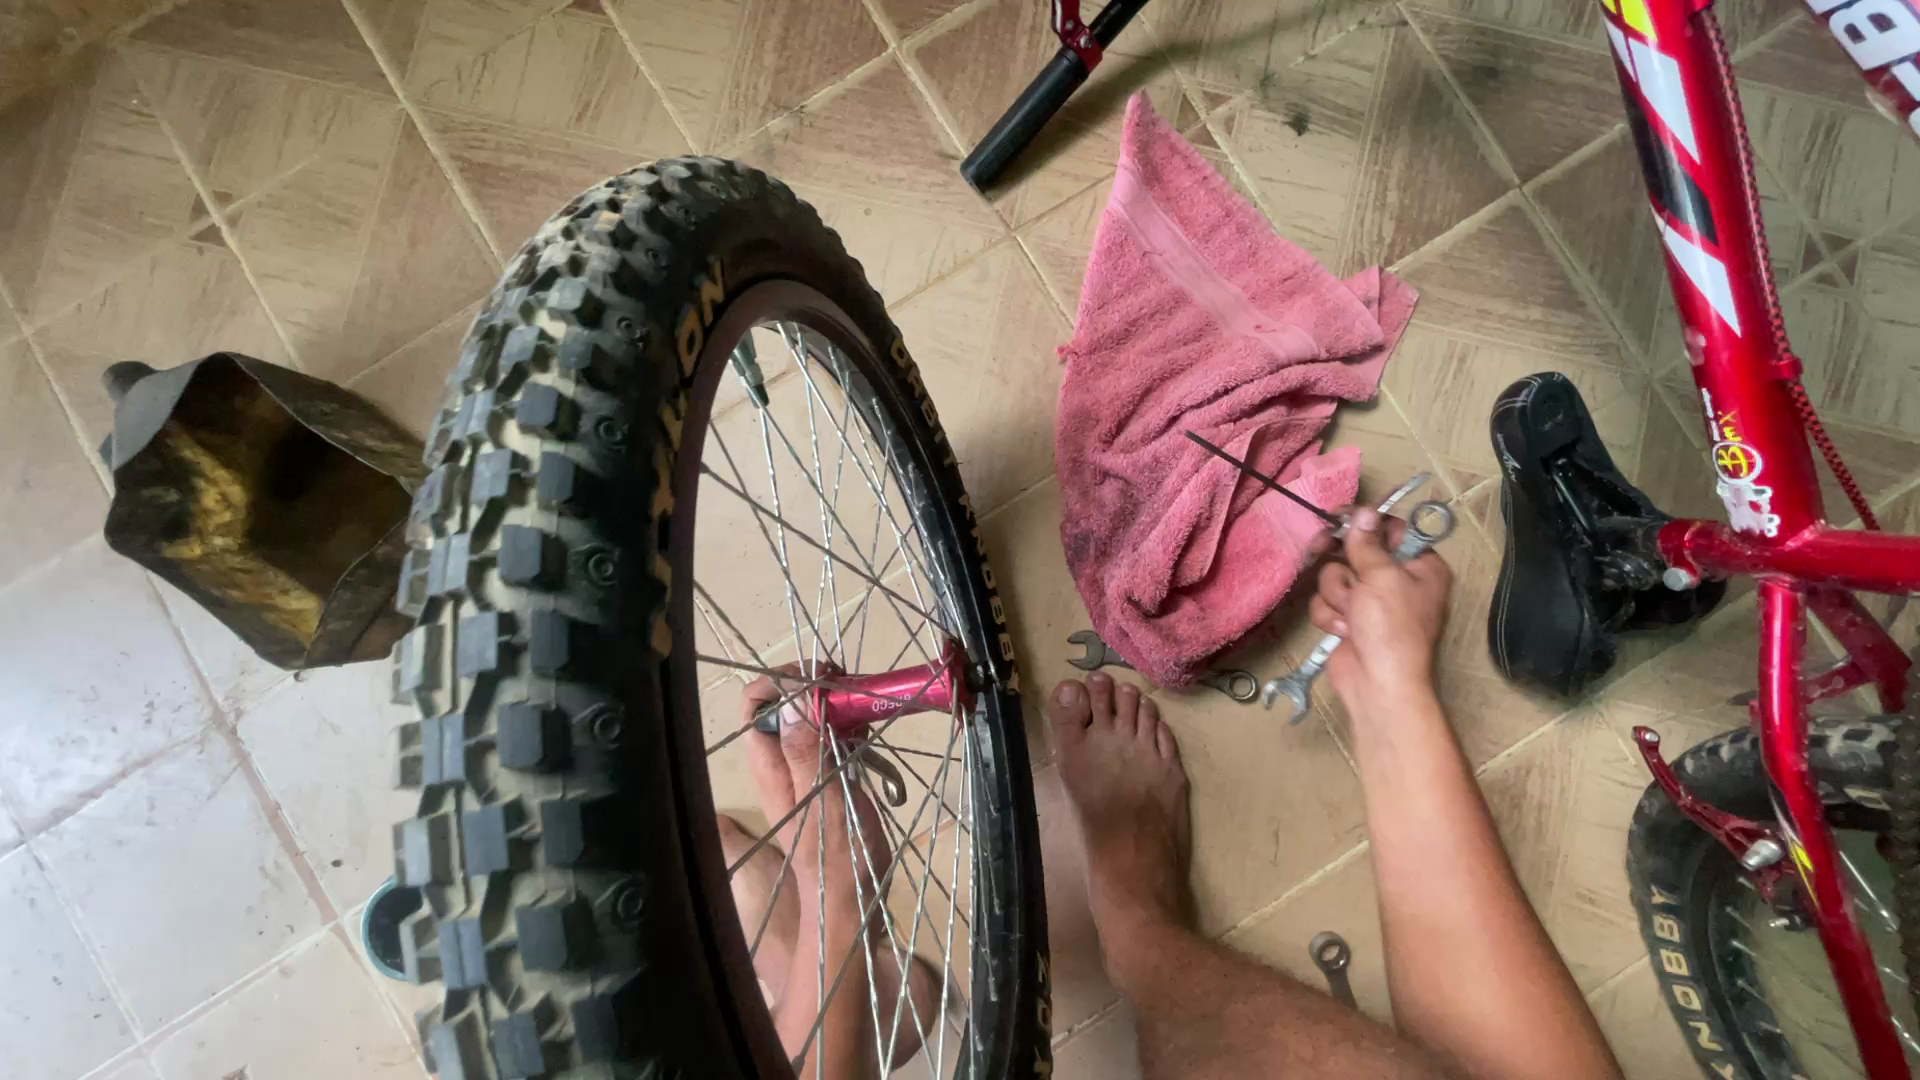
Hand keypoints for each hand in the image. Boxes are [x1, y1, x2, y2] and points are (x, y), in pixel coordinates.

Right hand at [1308, 508, 1451, 720]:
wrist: (1378, 682)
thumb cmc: (1391, 627)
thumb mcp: (1381, 577)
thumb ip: (1367, 543)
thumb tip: (1364, 511)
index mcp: (1419, 566)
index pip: (1390, 529)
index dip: (1363, 522)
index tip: (1338, 516)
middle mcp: (1395, 580)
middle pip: (1354, 551)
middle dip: (1340, 562)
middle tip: (1318, 549)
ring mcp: (1369, 601)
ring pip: (1334, 577)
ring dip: (1336, 595)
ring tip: (1351, 615)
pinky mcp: (1347, 619)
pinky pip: (1325, 602)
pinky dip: (1330, 616)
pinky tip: (1343, 630)